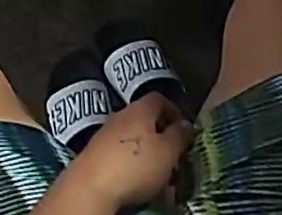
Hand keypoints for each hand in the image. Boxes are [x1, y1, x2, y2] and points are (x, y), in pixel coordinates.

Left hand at [59, 94, 190, 209]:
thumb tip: (187, 123)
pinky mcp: (101, 148)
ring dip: (154, 153)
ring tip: (166, 175)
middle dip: (166, 138)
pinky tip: (145, 180)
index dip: (175, 111)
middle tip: (179, 159)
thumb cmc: (135, 163)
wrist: (94, 182)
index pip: (159, 99)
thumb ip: (179, 136)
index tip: (187, 132)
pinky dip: (139, 161)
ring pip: (138, 137)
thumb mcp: (167, 152)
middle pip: (149, 119)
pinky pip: (126, 150)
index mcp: (139, 109)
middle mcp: (122, 114)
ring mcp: (109, 130)